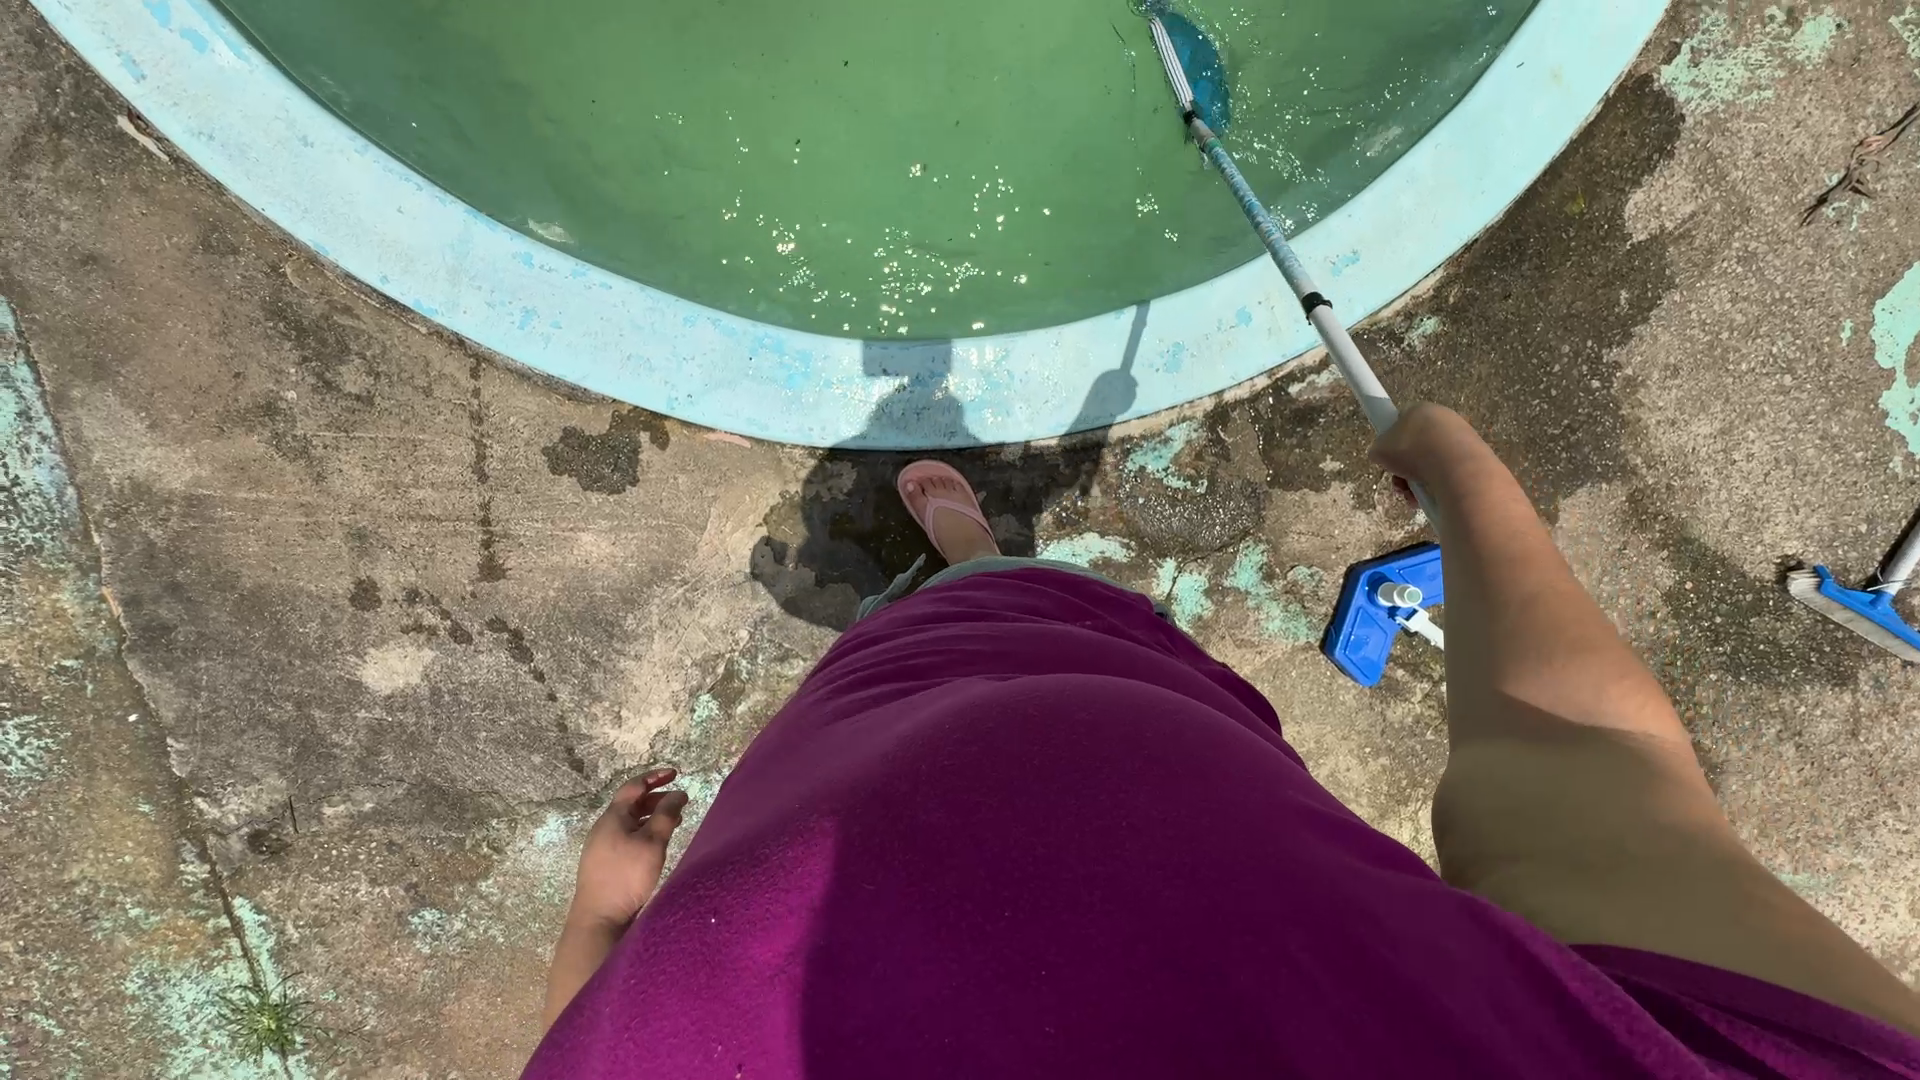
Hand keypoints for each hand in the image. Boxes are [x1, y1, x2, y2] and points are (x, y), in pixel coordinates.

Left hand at [567, 768, 688, 931]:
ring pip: (630, 821)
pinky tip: (656, 843)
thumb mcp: (653, 841)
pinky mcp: (604, 863)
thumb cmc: (626, 875)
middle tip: (679, 801)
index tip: (676, 773)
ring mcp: (601, 846)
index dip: (655, 777)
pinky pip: (627, 836)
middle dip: (657, 798)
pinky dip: (645, 831)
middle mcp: (604, 827)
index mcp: (612, 817)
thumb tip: (678, 794)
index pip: (634, 786)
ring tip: (674, 822)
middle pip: (631, 803)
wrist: (598, 919)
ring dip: (652, 816)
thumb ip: (667, 814)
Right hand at [1367, 402, 1489, 499]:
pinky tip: (1428, 496)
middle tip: (1397, 480)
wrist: (1456, 469)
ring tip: (1411, 493)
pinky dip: (1435, 485)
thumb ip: (1379, 450)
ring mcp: (1463, 437)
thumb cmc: (1413, 453)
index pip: (1400, 422)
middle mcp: (1445, 419)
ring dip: (1416, 480)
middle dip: (1403, 466)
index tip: (1388, 456)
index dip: (1390, 441)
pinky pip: (1447, 473)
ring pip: (1430, 462)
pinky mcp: (1475, 457)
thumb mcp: (1378, 450)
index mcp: (1421, 409)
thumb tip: (1384, 456)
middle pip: (1415, 445)